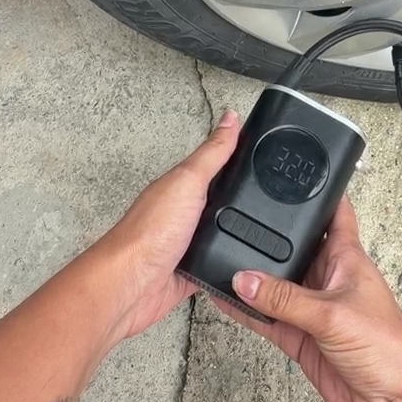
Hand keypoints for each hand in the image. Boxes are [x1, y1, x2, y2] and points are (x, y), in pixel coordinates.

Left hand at [85, 110, 241, 341]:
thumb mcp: (187, 182)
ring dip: (236, 230)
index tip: (259, 141)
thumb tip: (230, 117)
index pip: (214, 162)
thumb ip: (212, 153)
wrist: (133, 283)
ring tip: (262, 223)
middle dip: (242, 195)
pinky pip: (218, 262)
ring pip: (221, 230)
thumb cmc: (149, 231)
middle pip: (220, 198)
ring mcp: (188, 241)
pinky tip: (244, 259)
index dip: (235, 152)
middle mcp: (184, 211)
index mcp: (182, 184)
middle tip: (269, 185)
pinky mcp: (192, 270)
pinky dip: (230, 261)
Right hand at [212, 199, 401, 401]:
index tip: (298, 173)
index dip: (321, 191)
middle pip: (297, 247)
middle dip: (274, 235)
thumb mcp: (332, 314)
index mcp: (349, 258)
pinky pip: (269, 317)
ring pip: (278, 283)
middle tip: (241, 216)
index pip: (336, 213)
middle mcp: (329, 277)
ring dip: (255, 276)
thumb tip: (243, 279)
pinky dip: (248, 310)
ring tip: (221, 256)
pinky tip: (225, 298)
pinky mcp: (302, 336)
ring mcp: (314, 307)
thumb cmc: (386, 347)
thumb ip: (285, 298)